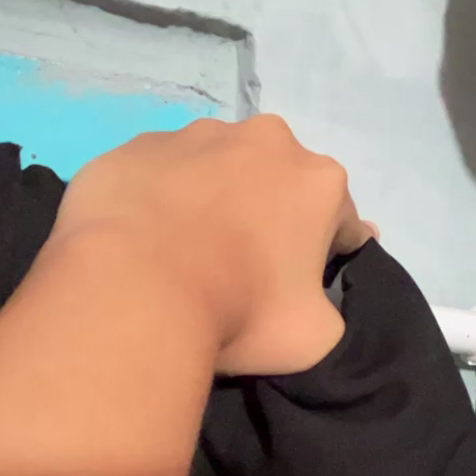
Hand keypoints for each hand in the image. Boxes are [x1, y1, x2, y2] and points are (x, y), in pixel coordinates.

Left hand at [49, 115, 373, 375]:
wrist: (134, 290)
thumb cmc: (238, 312)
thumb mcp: (313, 340)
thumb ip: (330, 317)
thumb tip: (315, 302)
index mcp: (319, 182)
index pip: (342, 225)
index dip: (326, 260)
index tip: (301, 291)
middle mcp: (264, 141)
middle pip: (279, 188)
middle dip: (269, 222)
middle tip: (240, 275)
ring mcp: (195, 136)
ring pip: (217, 173)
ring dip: (213, 204)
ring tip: (183, 257)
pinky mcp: (137, 147)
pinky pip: (160, 176)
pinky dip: (160, 201)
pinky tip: (144, 242)